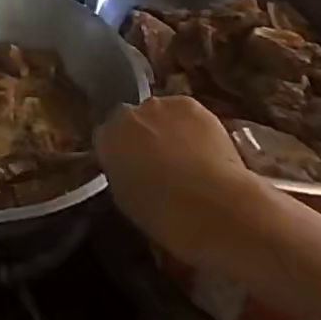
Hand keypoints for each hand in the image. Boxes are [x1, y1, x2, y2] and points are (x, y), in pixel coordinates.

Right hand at [95, 96, 272, 271]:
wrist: (215, 207)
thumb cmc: (167, 215)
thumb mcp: (127, 199)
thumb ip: (122, 173)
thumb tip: (130, 169)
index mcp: (104, 139)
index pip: (108, 139)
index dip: (123, 152)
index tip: (136, 167)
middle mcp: (124, 116)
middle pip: (131, 120)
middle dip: (142, 136)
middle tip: (162, 162)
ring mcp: (156, 106)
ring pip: (159, 114)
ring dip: (168, 129)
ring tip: (190, 157)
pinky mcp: (188, 105)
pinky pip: (185, 112)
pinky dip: (194, 126)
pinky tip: (208, 148)